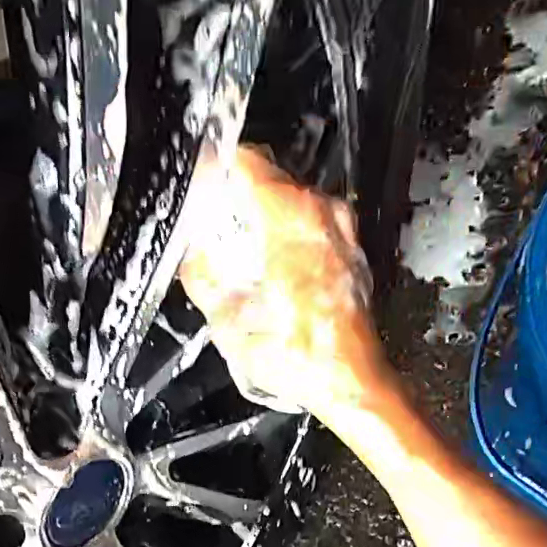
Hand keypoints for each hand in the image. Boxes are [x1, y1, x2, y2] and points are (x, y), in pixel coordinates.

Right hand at [179, 145, 392, 420]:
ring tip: (244, 258)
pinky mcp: (352, 254)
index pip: (245, 162)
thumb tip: (193, 255)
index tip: (202, 189)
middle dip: (238, 202)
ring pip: (293, 203)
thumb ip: (203, 277)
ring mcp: (343, 233)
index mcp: (290, 217)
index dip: (216, 171)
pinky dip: (290, 238)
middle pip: (270, 181)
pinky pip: (314, 227)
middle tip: (216, 233)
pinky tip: (274, 273)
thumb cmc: (300, 357)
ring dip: (265, 221)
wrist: (351, 384)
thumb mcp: (228, 323)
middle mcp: (322, 214)